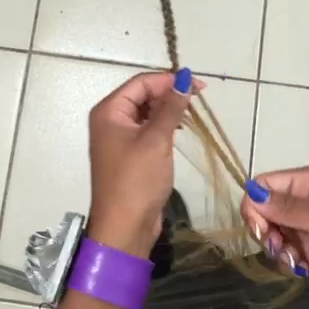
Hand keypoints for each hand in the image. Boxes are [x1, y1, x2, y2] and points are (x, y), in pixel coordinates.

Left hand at [86, 71, 196, 257]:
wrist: (124, 228)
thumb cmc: (136, 181)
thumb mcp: (156, 140)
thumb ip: (171, 108)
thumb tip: (184, 80)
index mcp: (109, 111)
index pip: (141, 83)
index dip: (168, 80)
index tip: (198, 85)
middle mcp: (110, 120)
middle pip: (143, 95)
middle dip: (169, 94)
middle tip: (199, 99)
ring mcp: (119, 138)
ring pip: (147, 112)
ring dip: (168, 110)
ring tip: (192, 114)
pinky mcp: (130, 154)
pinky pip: (148, 129)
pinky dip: (164, 126)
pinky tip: (181, 129)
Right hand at [241, 167, 308, 301]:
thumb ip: (287, 208)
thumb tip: (251, 193)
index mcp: (308, 182)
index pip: (264, 184)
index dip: (255, 205)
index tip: (261, 230)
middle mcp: (303, 200)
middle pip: (263, 208)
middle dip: (264, 230)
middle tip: (278, 249)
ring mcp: (307, 224)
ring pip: (271, 231)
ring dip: (276, 248)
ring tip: (293, 261)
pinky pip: (284, 249)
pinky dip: (286, 259)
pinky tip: (300, 268)